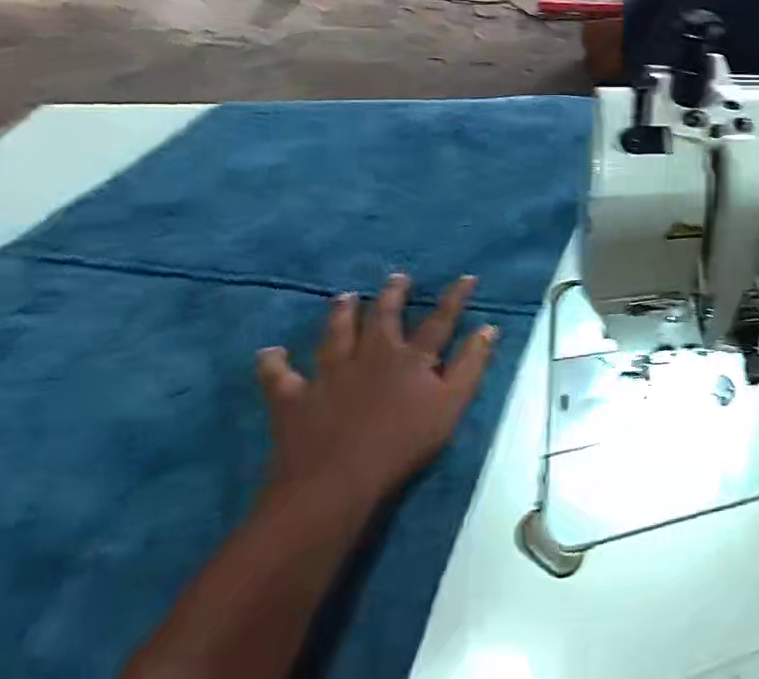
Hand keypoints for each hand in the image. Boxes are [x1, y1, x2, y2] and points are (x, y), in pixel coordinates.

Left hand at [254, 274, 495, 512]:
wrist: (337, 480)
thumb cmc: (403, 444)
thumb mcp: (451, 405)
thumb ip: (470, 365)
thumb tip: (488, 328)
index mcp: (409, 359)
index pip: (439, 321)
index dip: (454, 298)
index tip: (466, 277)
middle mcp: (369, 355)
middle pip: (383, 318)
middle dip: (392, 295)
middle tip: (397, 278)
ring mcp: (328, 374)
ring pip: (335, 335)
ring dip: (341, 314)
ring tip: (345, 297)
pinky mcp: (294, 398)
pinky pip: (278, 376)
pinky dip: (273, 363)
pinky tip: (270, 352)